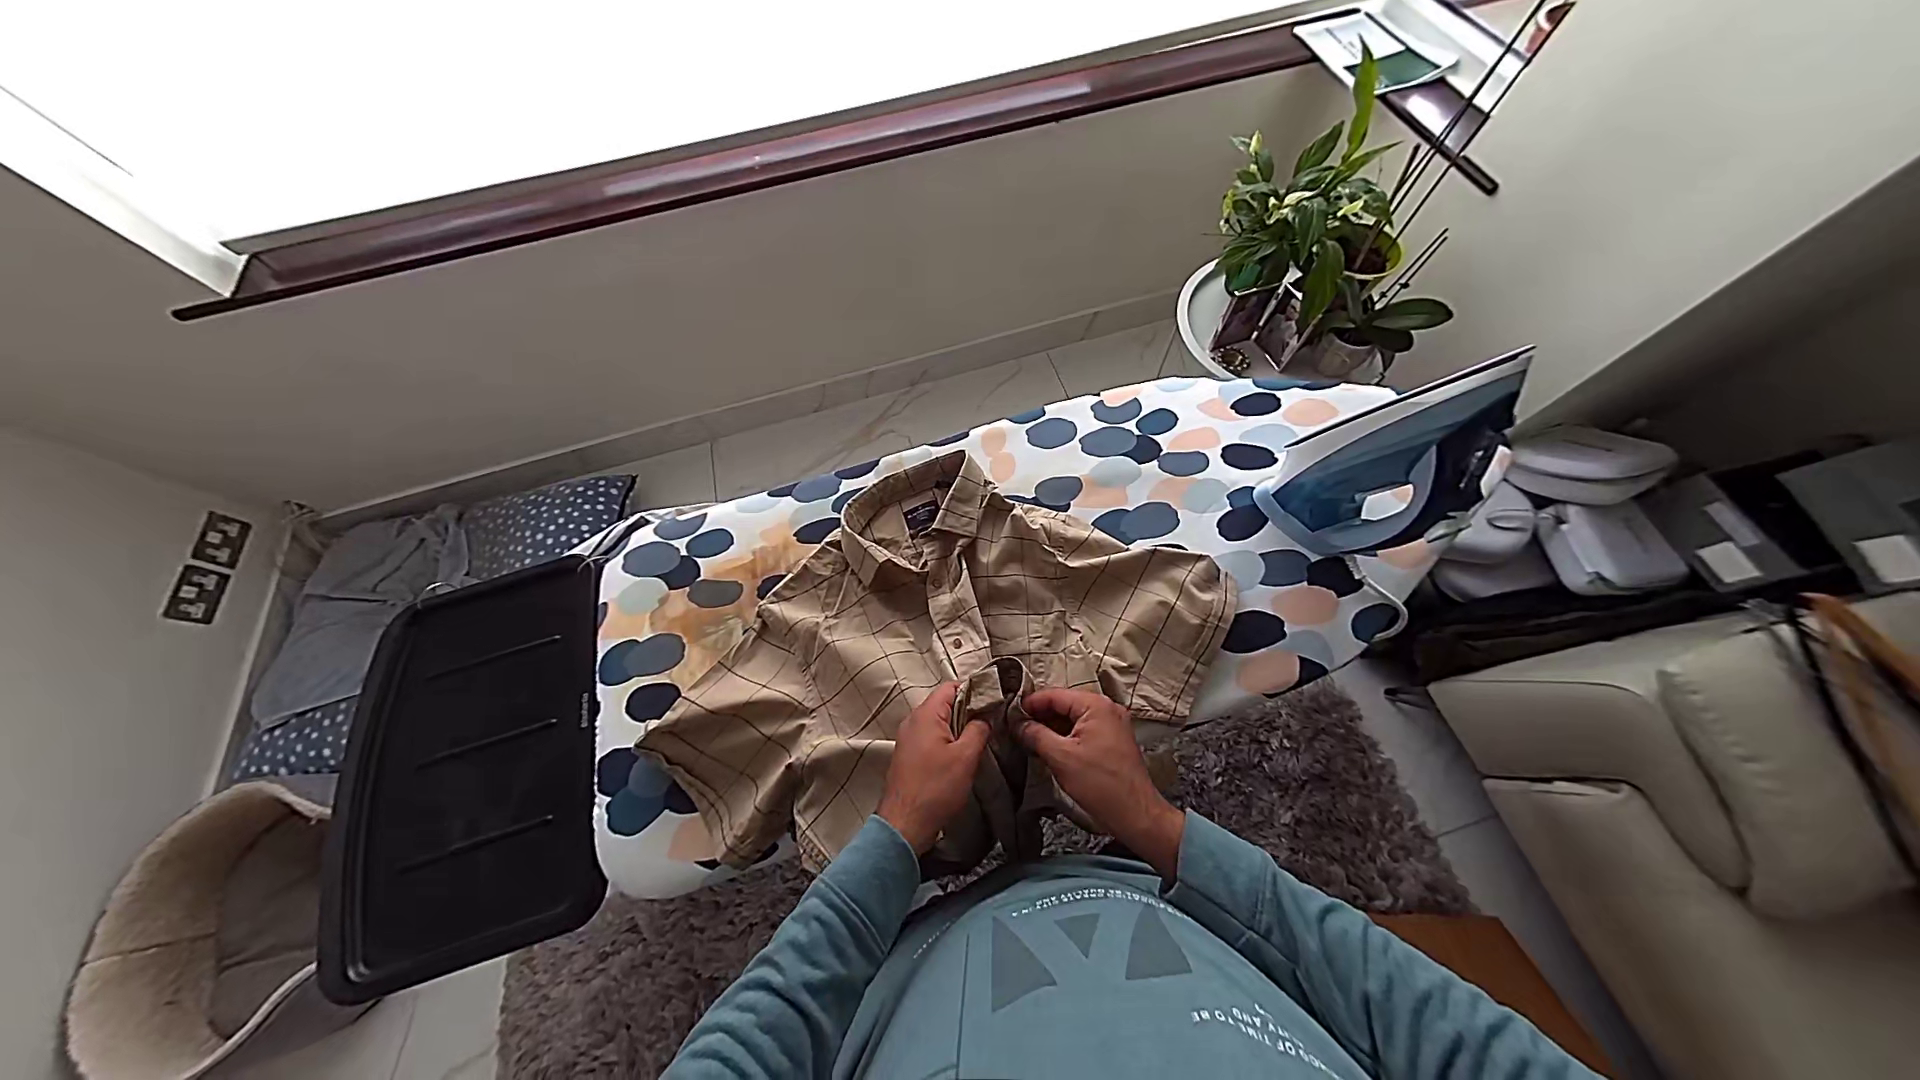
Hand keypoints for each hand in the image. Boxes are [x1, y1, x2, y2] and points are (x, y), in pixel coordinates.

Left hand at [877, 682, 990, 854]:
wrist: (905, 824)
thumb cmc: (935, 789)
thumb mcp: (966, 757)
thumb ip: (978, 729)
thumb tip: (984, 716)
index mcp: (925, 714)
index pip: (951, 687)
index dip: (974, 690)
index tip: (993, 701)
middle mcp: (913, 721)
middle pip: (944, 703)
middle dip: (968, 709)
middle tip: (990, 722)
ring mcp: (908, 738)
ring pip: (938, 721)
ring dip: (958, 727)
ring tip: (979, 739)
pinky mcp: (908, 755)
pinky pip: (930, 737)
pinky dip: (946, 740)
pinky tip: (960, 755)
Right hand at [1018, 688, 1184, 878]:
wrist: (1136, 814)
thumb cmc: (1103, 786)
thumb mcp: (1060, 757)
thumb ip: (1035, 735)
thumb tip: (1018, 724)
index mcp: (1096, 706)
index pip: (1054, 695)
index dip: (1030, 704)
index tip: (1011, 715)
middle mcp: (1107, 709)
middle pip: (1064, 705)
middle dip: (1040, 716)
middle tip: (1017, 729)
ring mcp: (1112, 724)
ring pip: (1072, 718)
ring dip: (1051, 728)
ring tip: (1030, 741)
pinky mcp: (1112, 741)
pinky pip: (1082, 730)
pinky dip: (1065, 737)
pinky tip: (1050, 750)